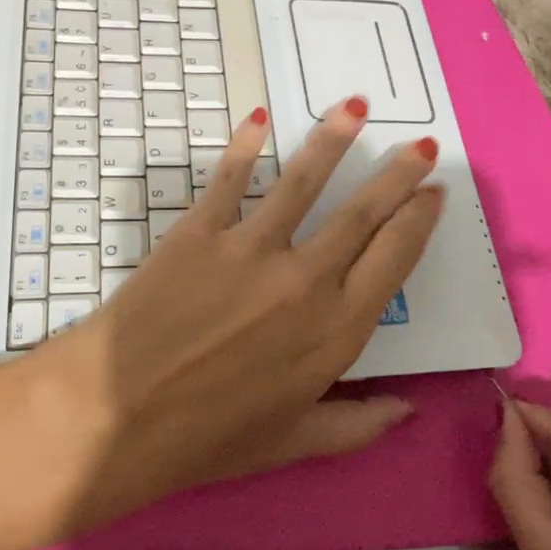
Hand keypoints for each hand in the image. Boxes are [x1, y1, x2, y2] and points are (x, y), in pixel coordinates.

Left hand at [43, 97, 442, 528]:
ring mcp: (250, 247)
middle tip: (422, 145)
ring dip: (335, 140)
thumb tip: (408, 410)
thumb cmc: (207, 439)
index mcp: (336, 331)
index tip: (435, 193)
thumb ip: (356, 426)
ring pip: (304, 181)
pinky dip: (246, 145)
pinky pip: (230, 178)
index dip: (419, 221)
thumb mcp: (292, 443)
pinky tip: (259, 117)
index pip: (394, 260)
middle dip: (397, 175)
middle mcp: (305, 279)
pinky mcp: (200, 230)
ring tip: (356, 107)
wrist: (115, 415)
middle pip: (363, 214)